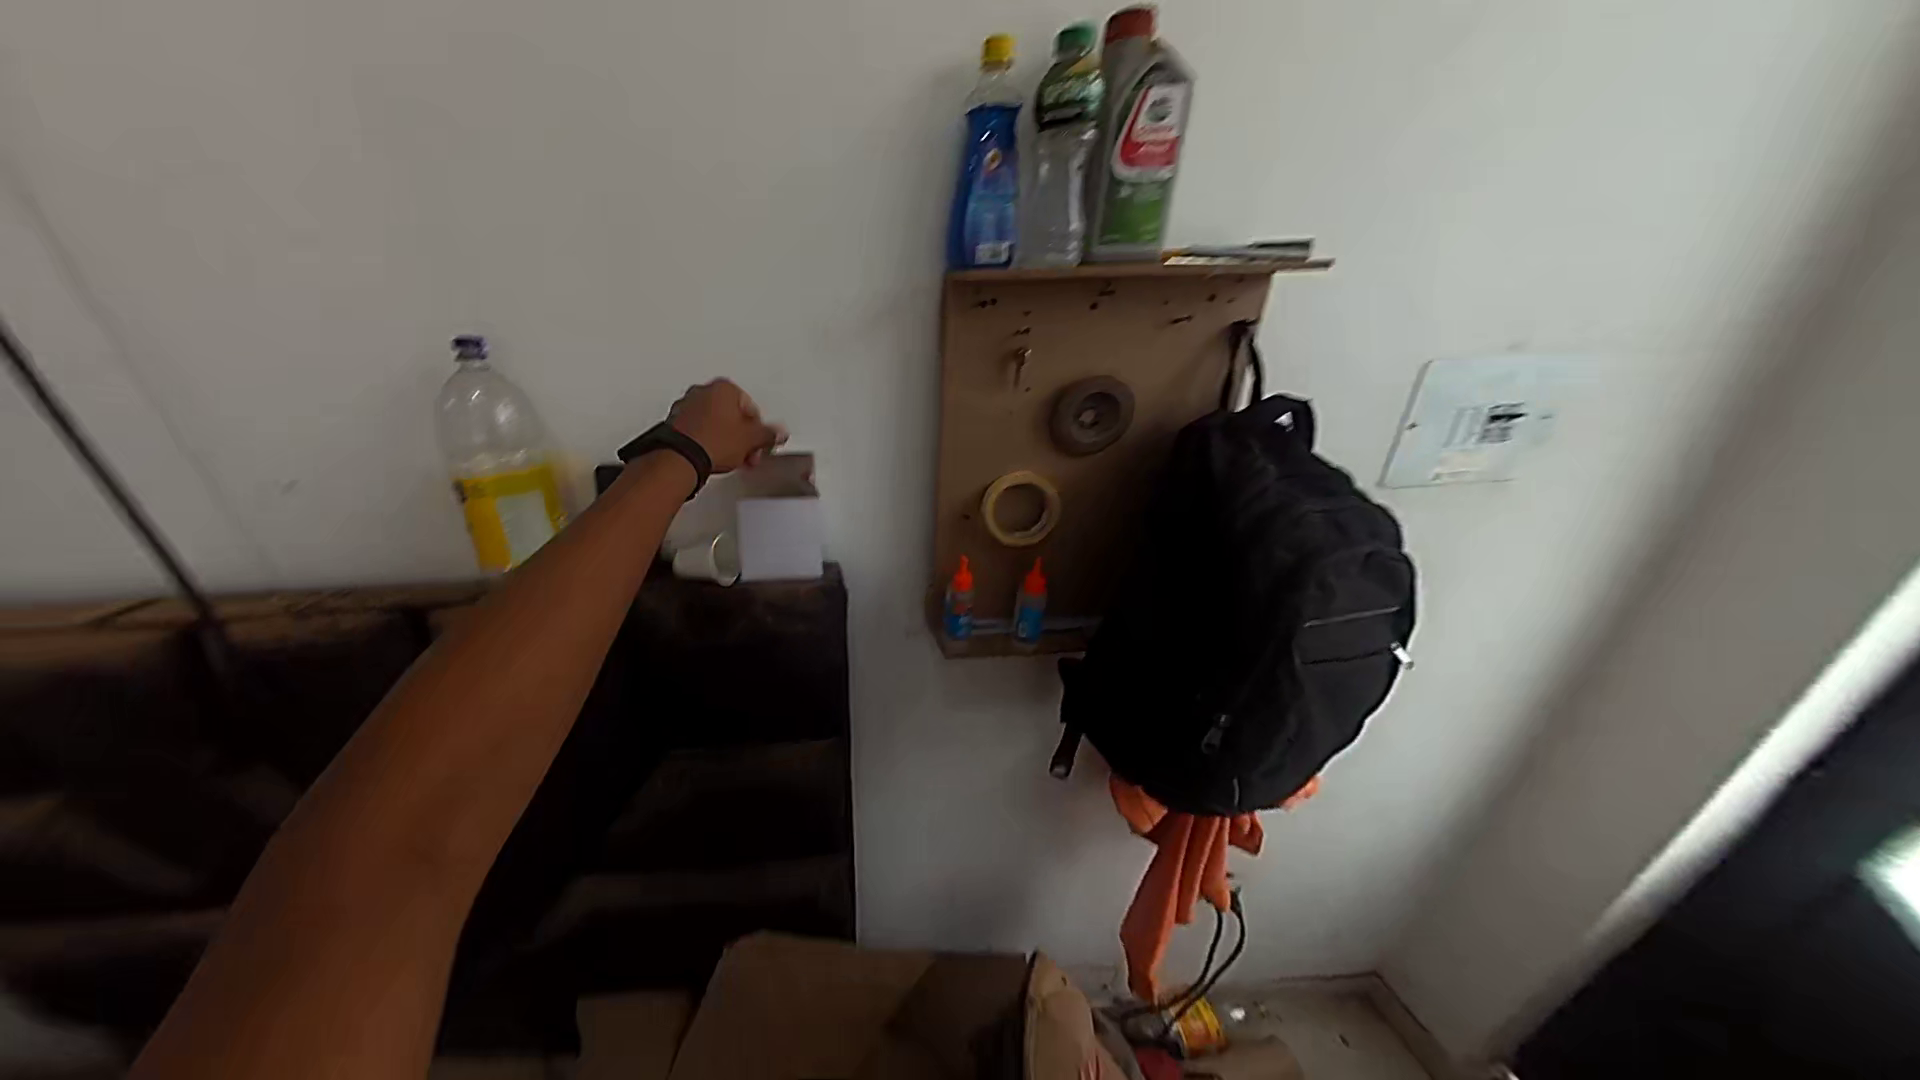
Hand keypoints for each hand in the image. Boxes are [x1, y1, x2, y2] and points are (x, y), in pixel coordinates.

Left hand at [667, 378, 784, 472]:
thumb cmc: (712, 441)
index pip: (751, 407)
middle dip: (741, 434)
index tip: (760, 442)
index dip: (759, 429)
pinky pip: (698, 429)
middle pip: (731, 413)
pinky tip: (713, 455)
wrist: (682, 457)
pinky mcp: (674, 422)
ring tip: (730, 456)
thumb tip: (776, 433)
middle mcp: (703, 391)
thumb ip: (768, 434)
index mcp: (724, 388)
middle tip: (747, 451)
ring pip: (714, 421)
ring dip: (725, 437)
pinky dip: (707, 439)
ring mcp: (686, 405)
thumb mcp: (751, 439)